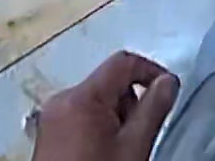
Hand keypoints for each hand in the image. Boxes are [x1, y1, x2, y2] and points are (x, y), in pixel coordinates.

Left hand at [33, 51, 179, 160]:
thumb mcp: (133, 145)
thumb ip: (155, 106)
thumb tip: (167, 81)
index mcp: (80, 98)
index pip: (124, 63)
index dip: (151, 71)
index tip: (166, 89)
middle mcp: (61, 102)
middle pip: (110, 81)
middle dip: (131, 100)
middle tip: (139, 130)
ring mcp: (51, 121)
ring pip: (97, 99)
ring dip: (116, 115)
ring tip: (120, 148)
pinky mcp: (47, 138)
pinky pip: (82, 116)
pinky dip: (99, 126)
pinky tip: (103, 153)